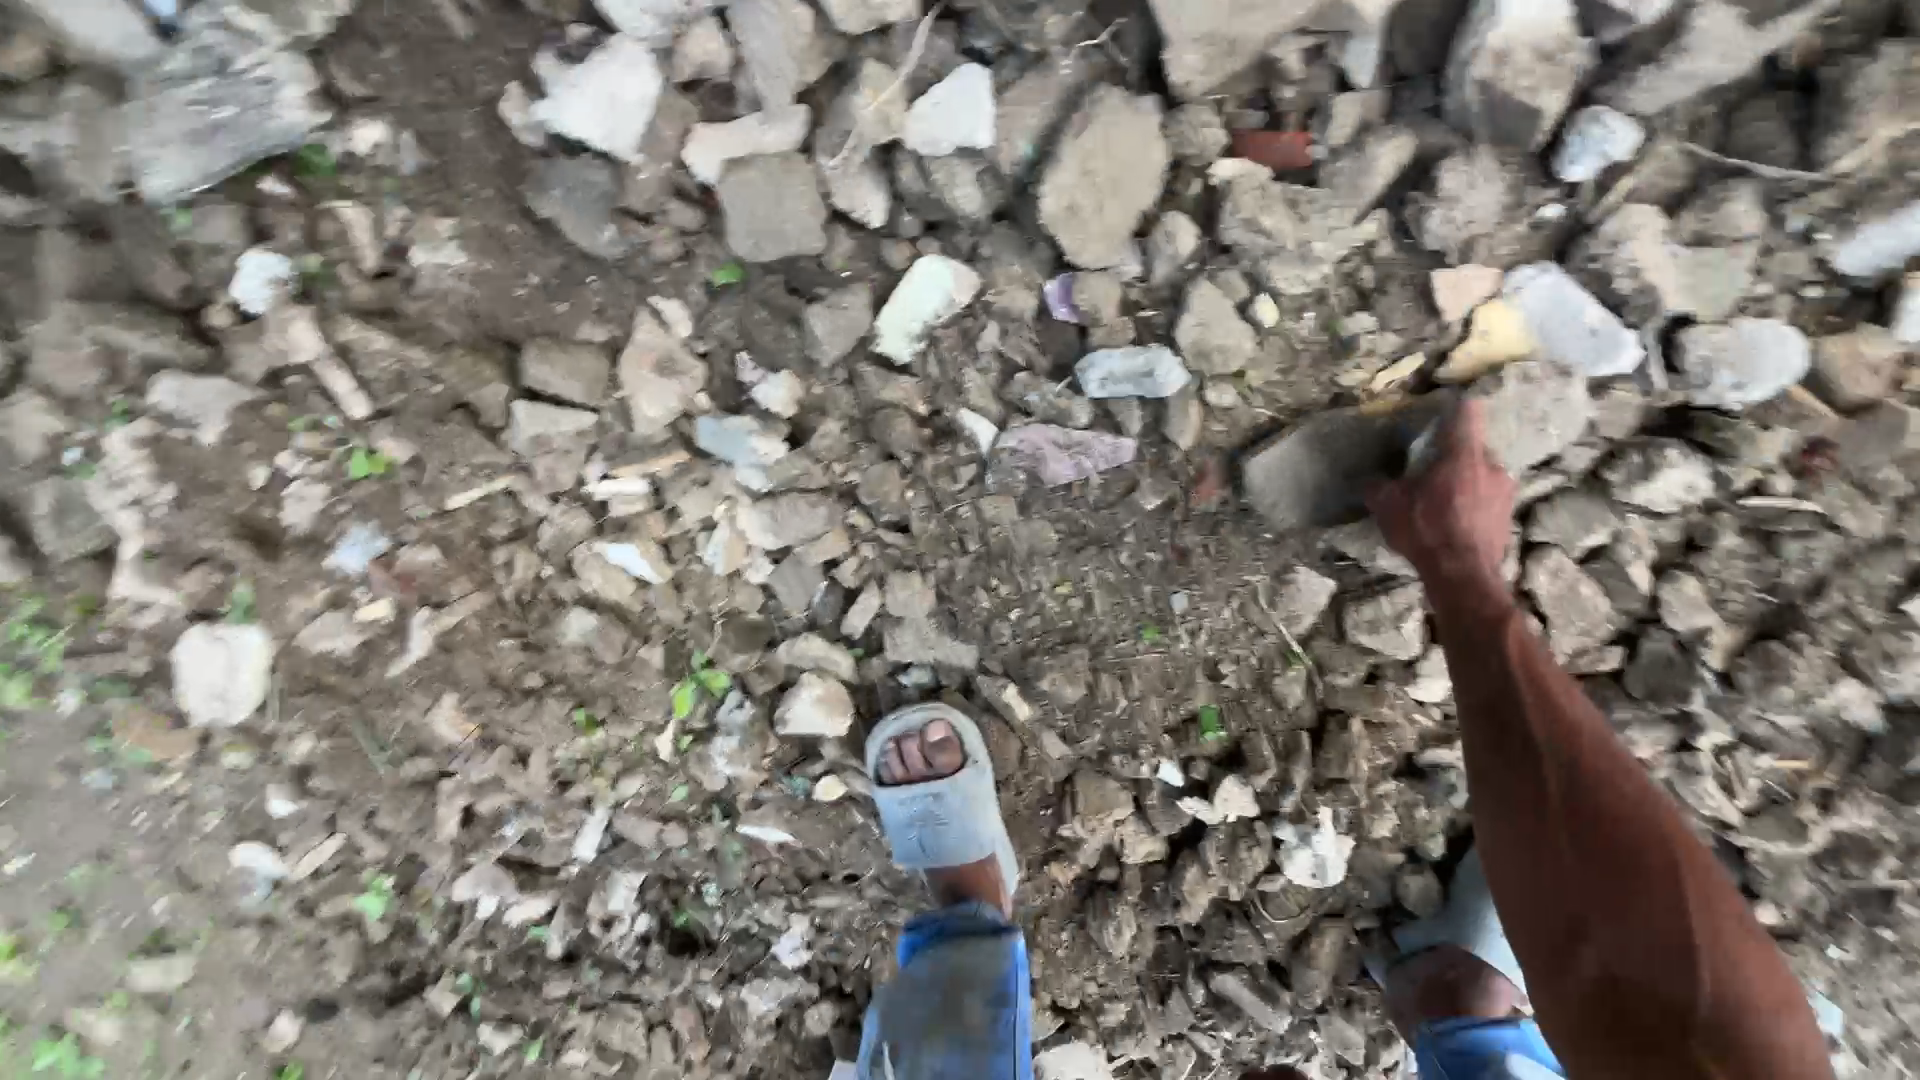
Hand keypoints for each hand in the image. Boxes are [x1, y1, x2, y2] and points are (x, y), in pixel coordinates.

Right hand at [1367, 399, 1515, 594]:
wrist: (1463, 574)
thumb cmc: (1425, 529)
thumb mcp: (1387, 505)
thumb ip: (1377, 485)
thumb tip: (1370, 478)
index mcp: (1462, 454)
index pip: (1468, 412)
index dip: (1456, 406)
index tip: (1443, 410)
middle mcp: (1491, 464)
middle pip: (1472, 446)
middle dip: (1453, 456)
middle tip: (1431, 472)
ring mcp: (1506, 489)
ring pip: (1482, 472)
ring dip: (1464, 480)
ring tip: (1443, 501)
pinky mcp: (1509, 513)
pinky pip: (1488, 496)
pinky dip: (1473, 502)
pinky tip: (1455, 521)